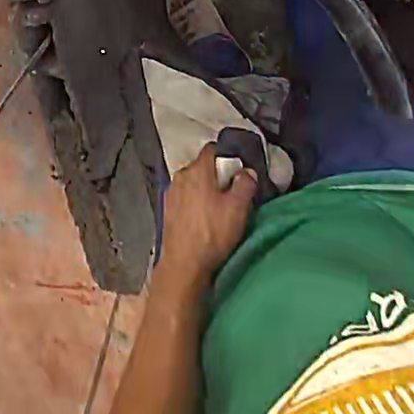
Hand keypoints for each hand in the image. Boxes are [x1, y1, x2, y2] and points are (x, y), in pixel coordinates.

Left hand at [156, 144, 256, 291]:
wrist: (184, 264)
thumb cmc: (213, 233)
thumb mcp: (238, 208)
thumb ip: (245, 184)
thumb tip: (247, 171)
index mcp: (198, 169)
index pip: (212, 149)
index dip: (226, 156)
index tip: (236, 170)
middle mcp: (181, 175)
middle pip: (202, 166)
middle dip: (215, 175)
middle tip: (230, 192)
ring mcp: (171, 191)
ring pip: (192, 182)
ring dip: (203, 189)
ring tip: (216, 208)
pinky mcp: (167, 208)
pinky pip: (184, 196)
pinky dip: (193, 201)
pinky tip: (201, 218)